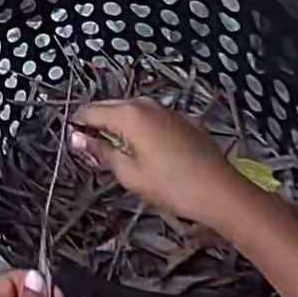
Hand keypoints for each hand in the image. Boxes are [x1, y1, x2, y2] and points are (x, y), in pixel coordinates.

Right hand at [71, 98, 254, 229]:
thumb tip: (76, 138)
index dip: (77, 126)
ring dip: (117, 125)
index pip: (89, 112)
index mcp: (128, 114)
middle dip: (96, 124)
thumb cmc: (171, 185)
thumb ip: (100, 151)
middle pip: (108, 107)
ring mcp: (165, 110)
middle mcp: (144, 104)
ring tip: (116, 151)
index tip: (74, 143)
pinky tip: (143, 149)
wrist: (223, 193)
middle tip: (92, 151)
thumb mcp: (128, 173)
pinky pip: (148, 117)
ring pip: (129, 111)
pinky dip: (138, 127)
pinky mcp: (181, 119)